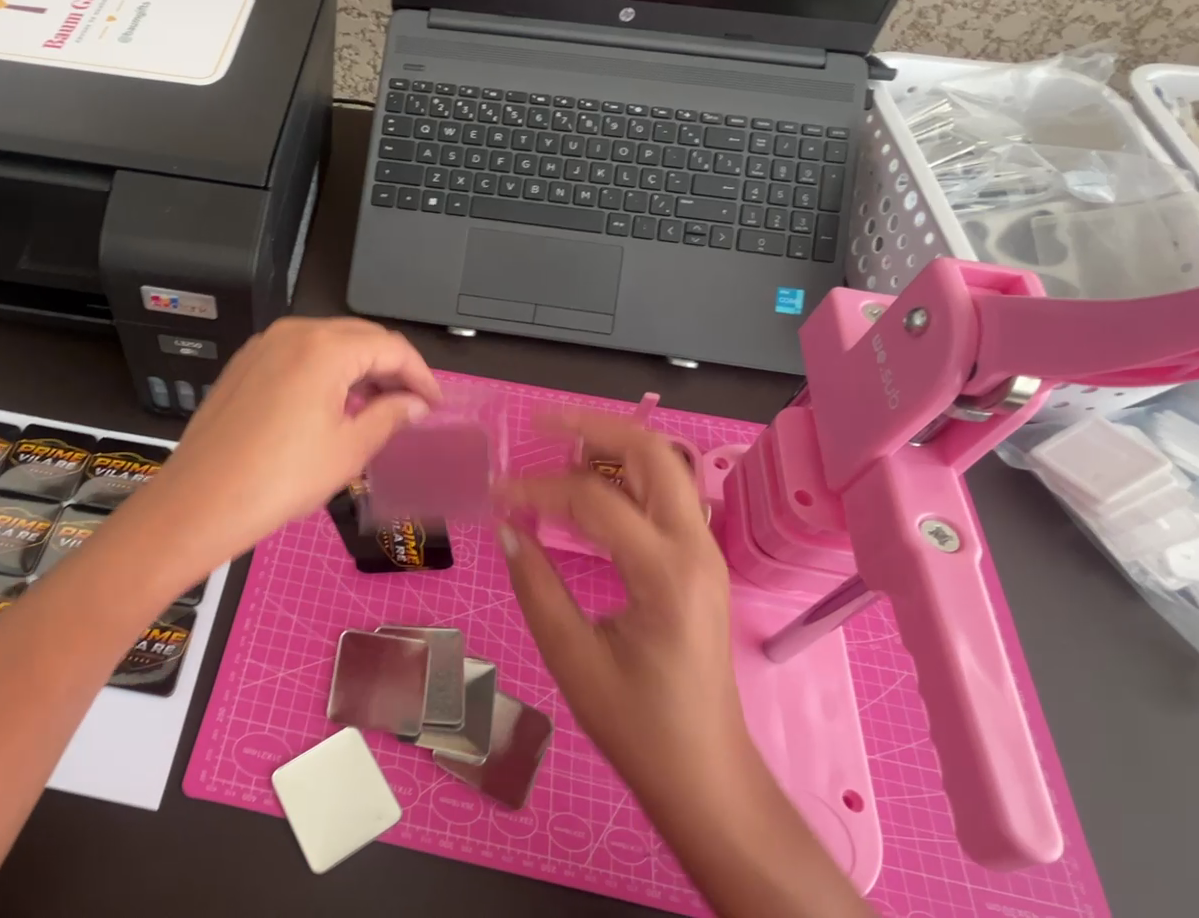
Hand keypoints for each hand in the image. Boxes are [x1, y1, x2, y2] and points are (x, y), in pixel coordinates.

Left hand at [148, 317, 439, 556]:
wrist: (203, 500)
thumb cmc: (282, 477)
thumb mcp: (349, 449)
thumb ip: (390, 416)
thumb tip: (414, 405)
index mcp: (324, 347)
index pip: (391, 347)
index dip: (421, 375)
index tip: (435, 403)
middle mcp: (292, 333)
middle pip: (359, 337)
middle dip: (391, 368)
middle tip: (411, 405)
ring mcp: (262, 347)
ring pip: (326, 345)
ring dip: (358, 370)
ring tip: (376, 409)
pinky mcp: (244, 366)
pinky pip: (297, 356)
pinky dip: (324, 373)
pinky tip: (331, 407)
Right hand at [495, 413, 745, 784]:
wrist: (705, 772)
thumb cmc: (637, 725)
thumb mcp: (572, 657)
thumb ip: (536, 584)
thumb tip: (507, 528)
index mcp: (665, 573)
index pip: (591, 500)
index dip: (535, 489)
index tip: (493, 495)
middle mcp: (695, 549)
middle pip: (652, 454)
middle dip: (594, 429)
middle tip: (539, 426)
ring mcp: (705, 554)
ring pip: (664, 471)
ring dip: (613, 448)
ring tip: (559, 447)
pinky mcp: (700, 565)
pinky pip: (664, 500)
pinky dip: (625, 480)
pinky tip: (587, 492)